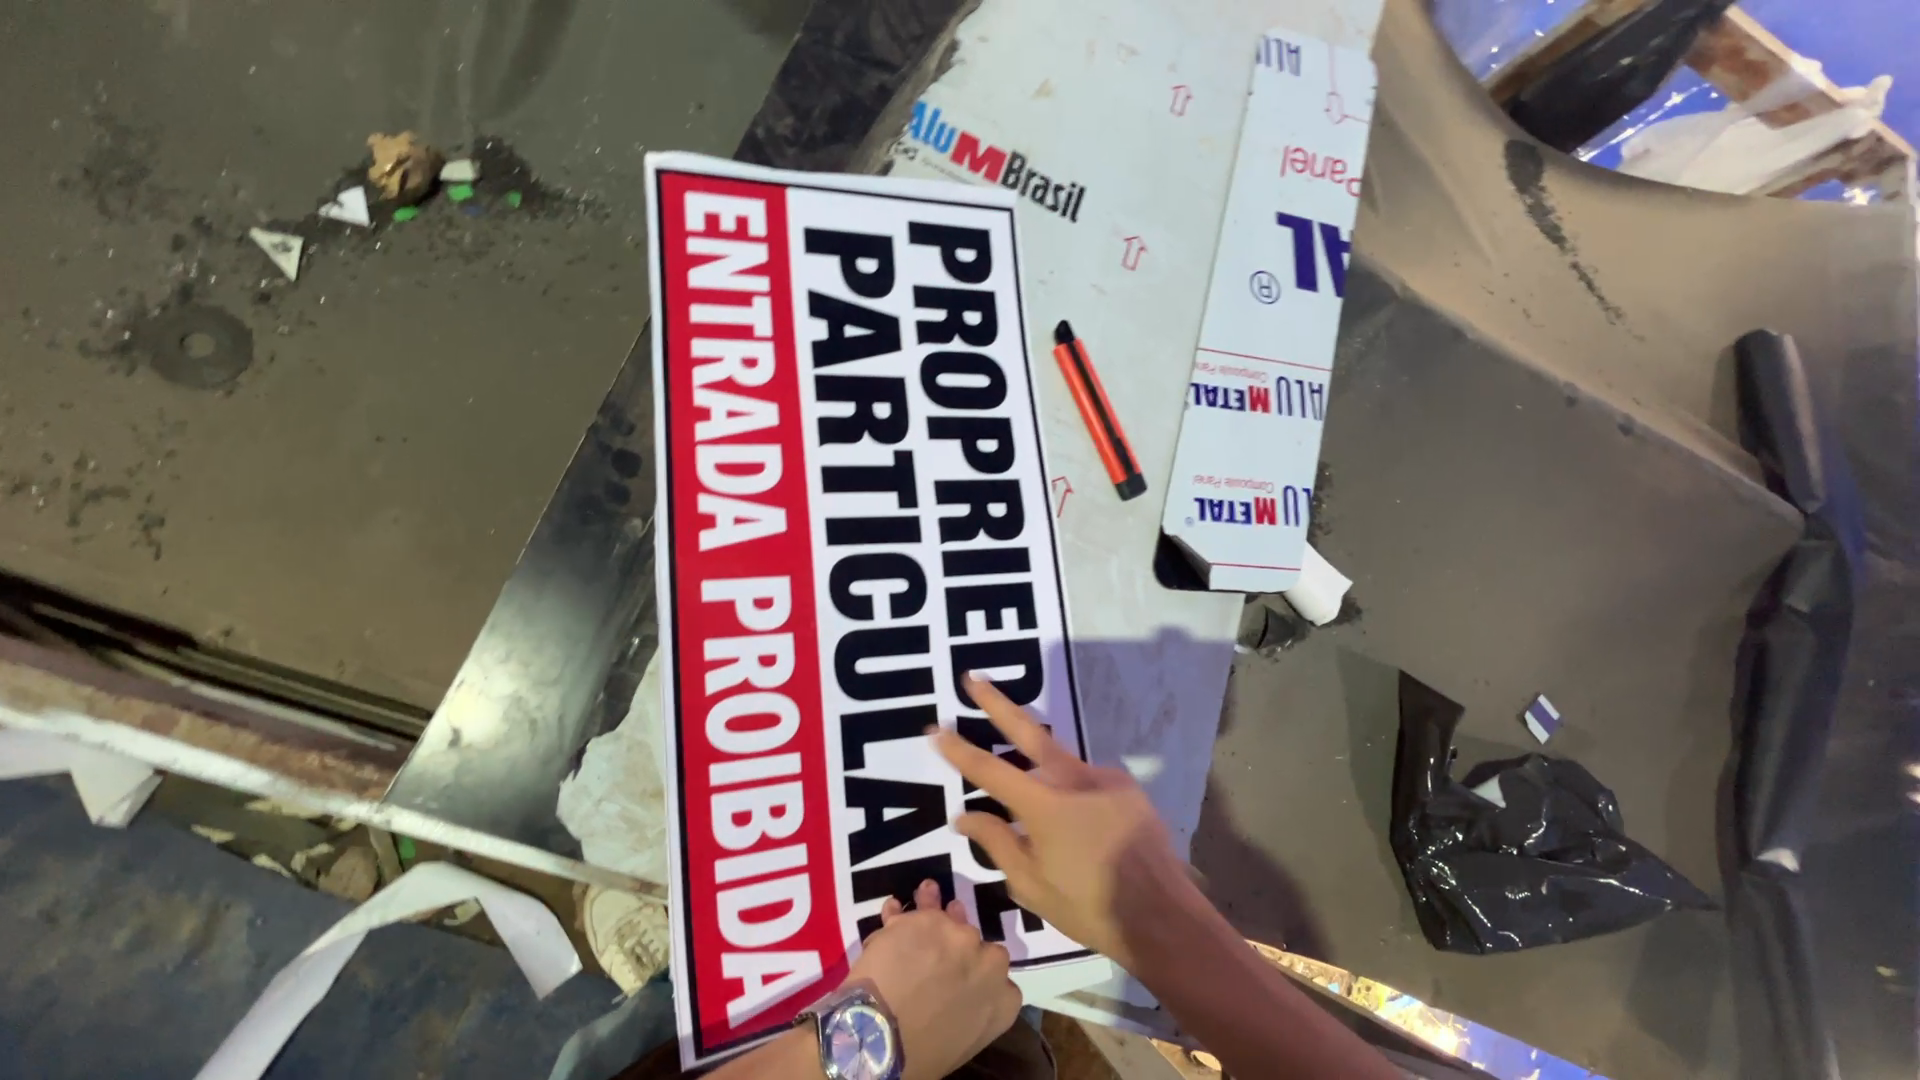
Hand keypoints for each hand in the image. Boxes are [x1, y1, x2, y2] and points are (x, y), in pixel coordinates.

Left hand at [847, 879, 1019, 1079]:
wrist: (883, 1039)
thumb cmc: (922, 1055)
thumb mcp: (961, 1041)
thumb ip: (970, 1006)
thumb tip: (956, 993)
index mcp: (1003, 997)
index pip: (999, 973)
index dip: (980, 970)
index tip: (963, 976)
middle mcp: (987, 959)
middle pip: (974, 941)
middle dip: (957, 944)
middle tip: (938, 951)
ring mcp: (956, 934)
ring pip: (946, 915)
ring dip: (934, 909)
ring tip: (925, 896)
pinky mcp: (923, 919)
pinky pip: (911, 913)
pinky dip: (901, 913)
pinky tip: (894, 909)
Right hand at [935, 674, 1194, 971]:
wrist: (1164, 916)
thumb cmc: (1090, 907)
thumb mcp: (1031, 885)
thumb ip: (996, 842)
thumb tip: (965, 815)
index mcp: (1045, 806)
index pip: (990, 770)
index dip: (959, 750)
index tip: (936, 729)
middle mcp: (1074, 779)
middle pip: (1027, 731)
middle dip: (996, 703)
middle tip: (972, 679)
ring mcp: (1104, 779)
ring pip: (1059, 759)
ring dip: (1036, 760)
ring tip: (1033, 799)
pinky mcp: (1126, 787)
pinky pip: (1084, 780)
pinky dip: (1068, 791)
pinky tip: (1075, 824)